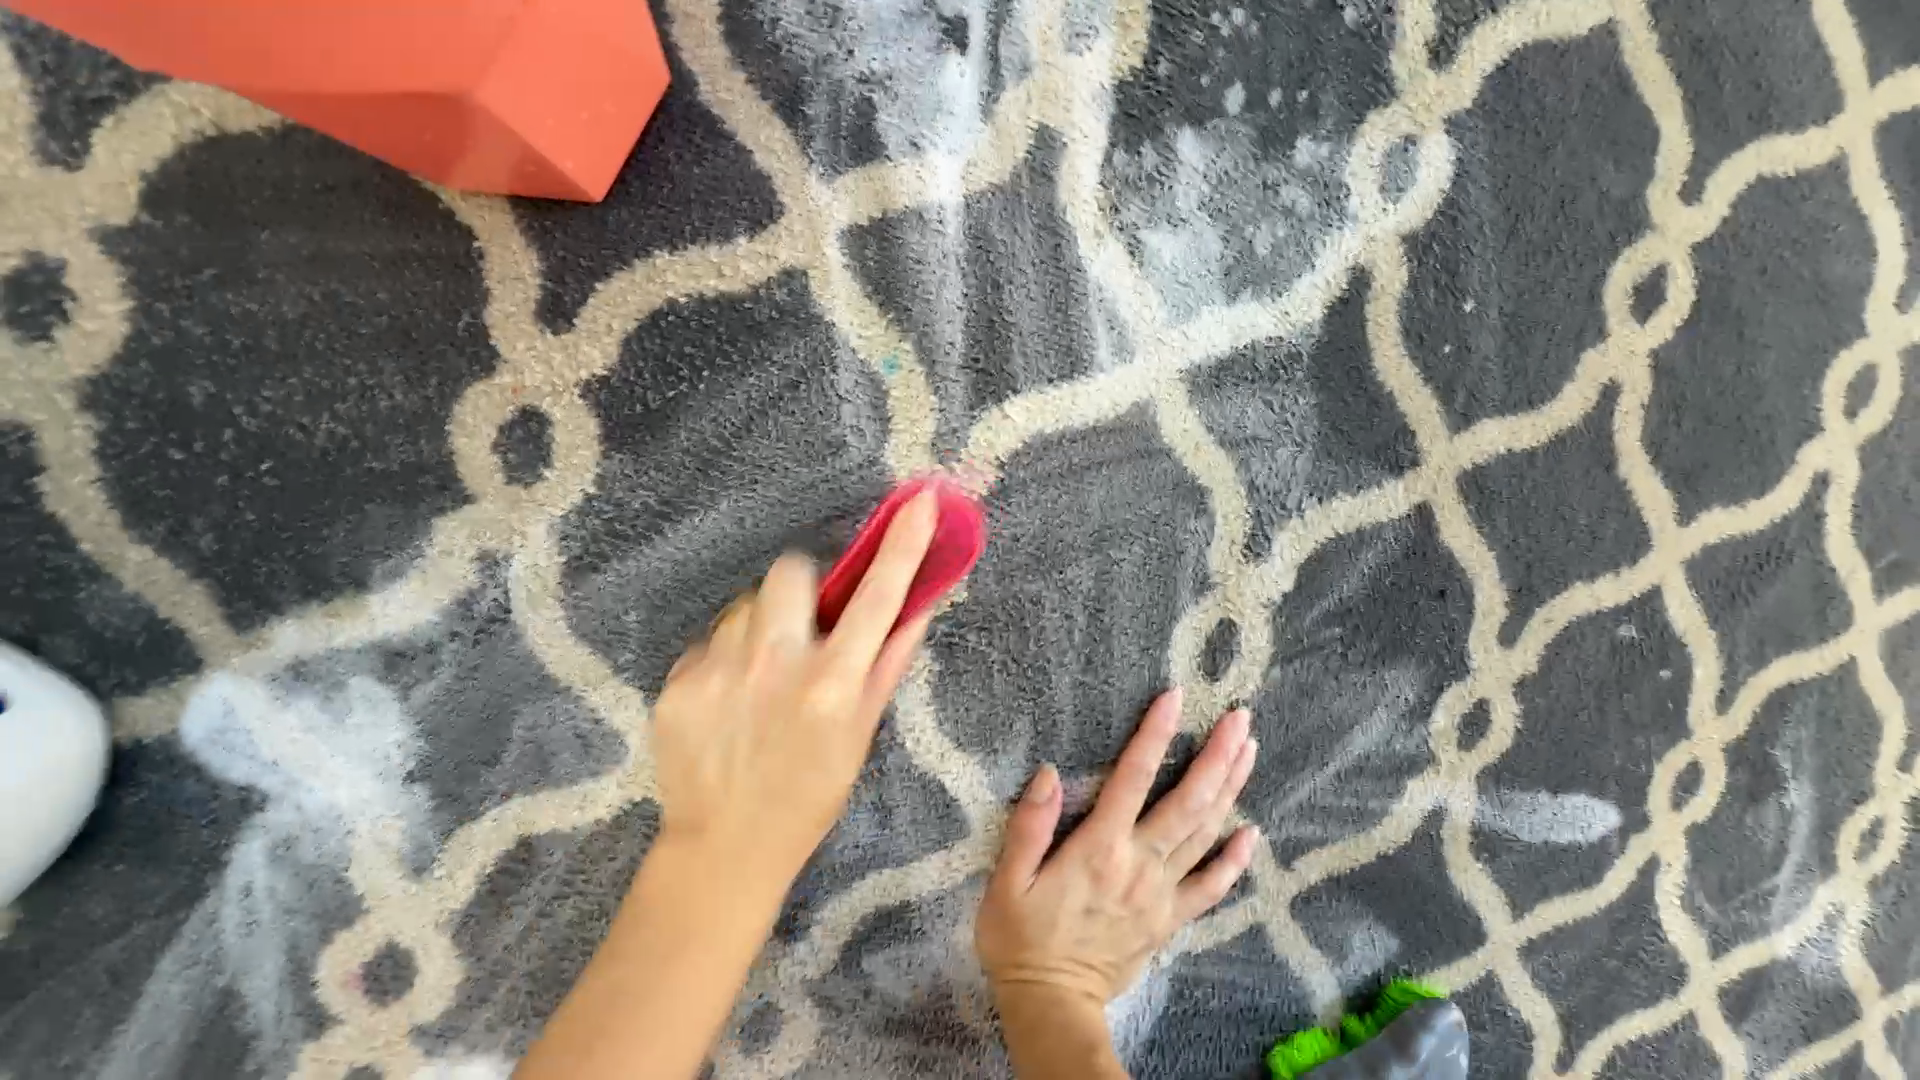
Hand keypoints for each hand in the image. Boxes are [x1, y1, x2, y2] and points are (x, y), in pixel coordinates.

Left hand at [651, 489, 940, 876]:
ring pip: (745, 608)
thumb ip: (886, 665)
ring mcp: (721, 671)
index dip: (902, 545)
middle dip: (800, 588)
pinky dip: (723, 660)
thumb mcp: (861, 735)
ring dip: (758, 630)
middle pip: (789, 571)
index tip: (919, 501)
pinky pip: (709, 642)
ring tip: (756, 679)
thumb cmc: (809, 795)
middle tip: (800, 627)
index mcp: (833, 683)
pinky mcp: (679, 683)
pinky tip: (725, 702)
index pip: (877, 598)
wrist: (725, 847)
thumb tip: (916, 608)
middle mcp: (777, 666)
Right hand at [975, 689, 1258, 1005]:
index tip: (1175, 698)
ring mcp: (1161, 894)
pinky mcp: (1170, 920)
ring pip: (1205, 833)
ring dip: (1230, 789)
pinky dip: (1234, 859)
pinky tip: (1252, 833)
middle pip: (1188, 802)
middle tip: (1241, 717)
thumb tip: (1049, 772)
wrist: (1051, 1006)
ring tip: (1250, 750)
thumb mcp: (1006, 882)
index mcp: (1098, 848)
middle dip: (1216, 755)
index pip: (1133, 778)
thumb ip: (1028, 826)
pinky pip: (1211, 887)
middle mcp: (1139, 865)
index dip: (1155, 734)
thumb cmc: (1020, 939)